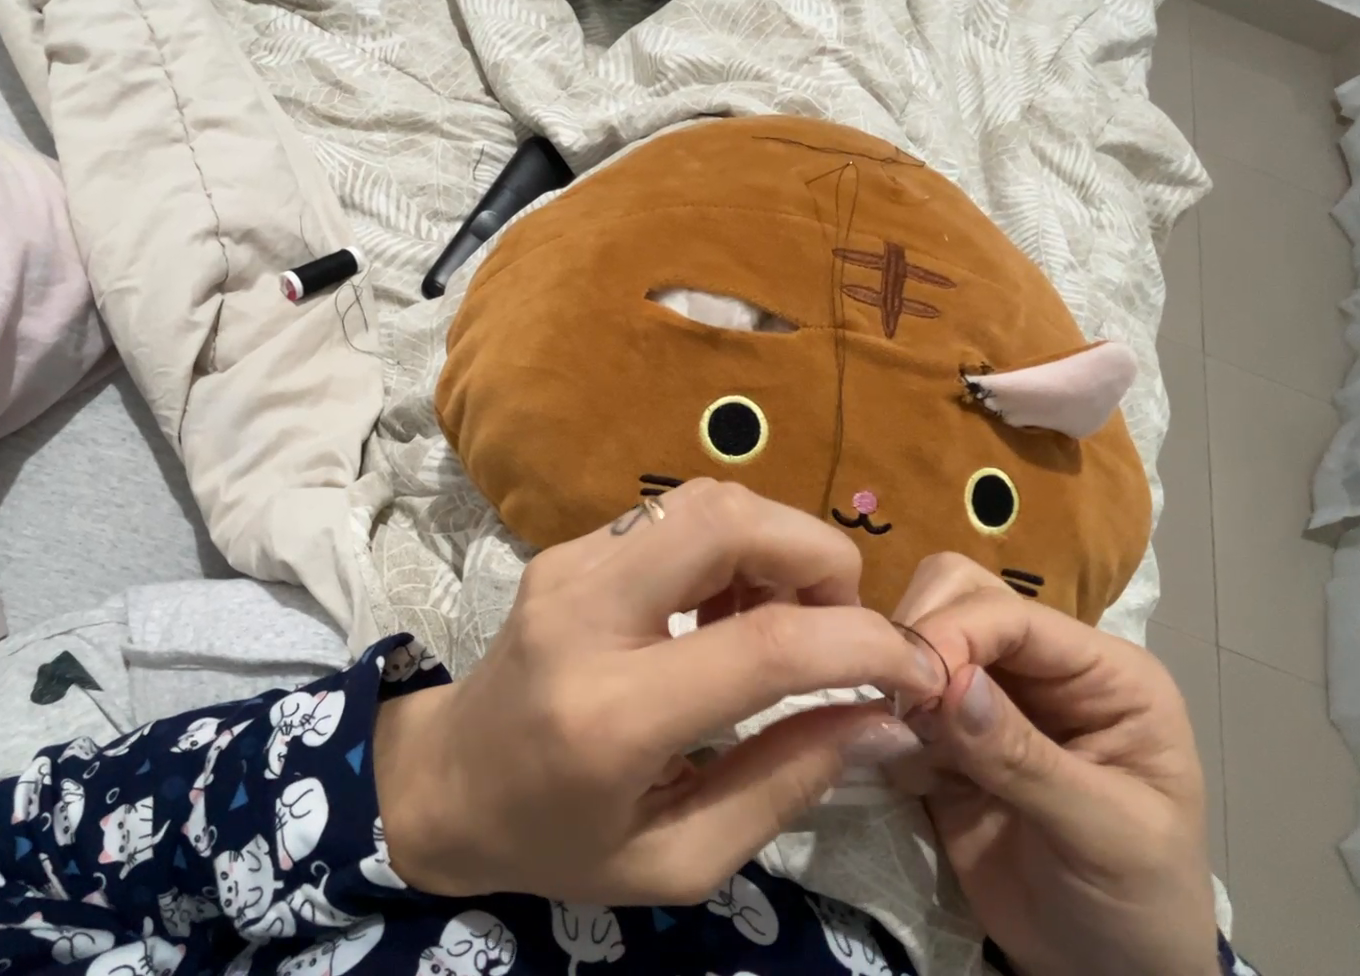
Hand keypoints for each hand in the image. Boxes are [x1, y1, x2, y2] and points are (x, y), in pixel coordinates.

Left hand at [372, 479, 946, 903]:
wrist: (445, 780)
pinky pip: (672, 518)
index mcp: (612, 713)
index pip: (765, 646)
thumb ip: (784, 784)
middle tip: (838, 625)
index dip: (864, 644)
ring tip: (781, 621)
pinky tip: (725, 610)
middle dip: (817, 557)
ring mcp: (568, 565)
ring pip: (702, 502)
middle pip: (727, 521)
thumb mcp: (676, 858)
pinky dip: (729, 546)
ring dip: (773, 545)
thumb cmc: (555, 839)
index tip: (914, 669)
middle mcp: (585, 613)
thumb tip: (881, 719)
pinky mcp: (566, 550)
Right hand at [878, 554, 1219, 975]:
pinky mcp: (942, 733)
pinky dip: (883, 720)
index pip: (1012, 613)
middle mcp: (1041, 669)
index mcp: (1103, 674)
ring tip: (904, 741)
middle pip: (957, 594)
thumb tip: (950, 685)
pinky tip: (906, 769)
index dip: (955, 633)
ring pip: (917, 634)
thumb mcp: (1106, 835)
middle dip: (919, 637)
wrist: (1097, 975)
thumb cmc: (1136, 904)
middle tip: (899, 703)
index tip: (912, 685)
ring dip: (896, 678)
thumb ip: (1026, 759)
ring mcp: (986, 698)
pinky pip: (894, 695)